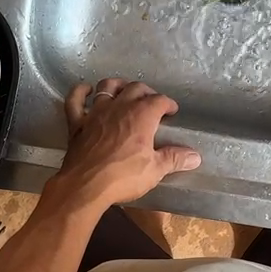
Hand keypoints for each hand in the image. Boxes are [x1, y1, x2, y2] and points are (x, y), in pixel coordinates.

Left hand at [47, 79, 200, 211]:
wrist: (85, 186)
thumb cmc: (123, 177)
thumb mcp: (155, 170)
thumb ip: (174, 159)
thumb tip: (195, 156)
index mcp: (141, 116)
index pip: (159, 100)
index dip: (168, 103)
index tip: (172, 111)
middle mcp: (119, 107)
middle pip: (135, 88)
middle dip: (147, 92)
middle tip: (152, 102)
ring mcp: (96, 113)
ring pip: (107, 87)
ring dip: (118, 85)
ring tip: (124, 90)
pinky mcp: (77, 123)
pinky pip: (75, 100)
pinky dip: (80, 92)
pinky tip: (86, 89)